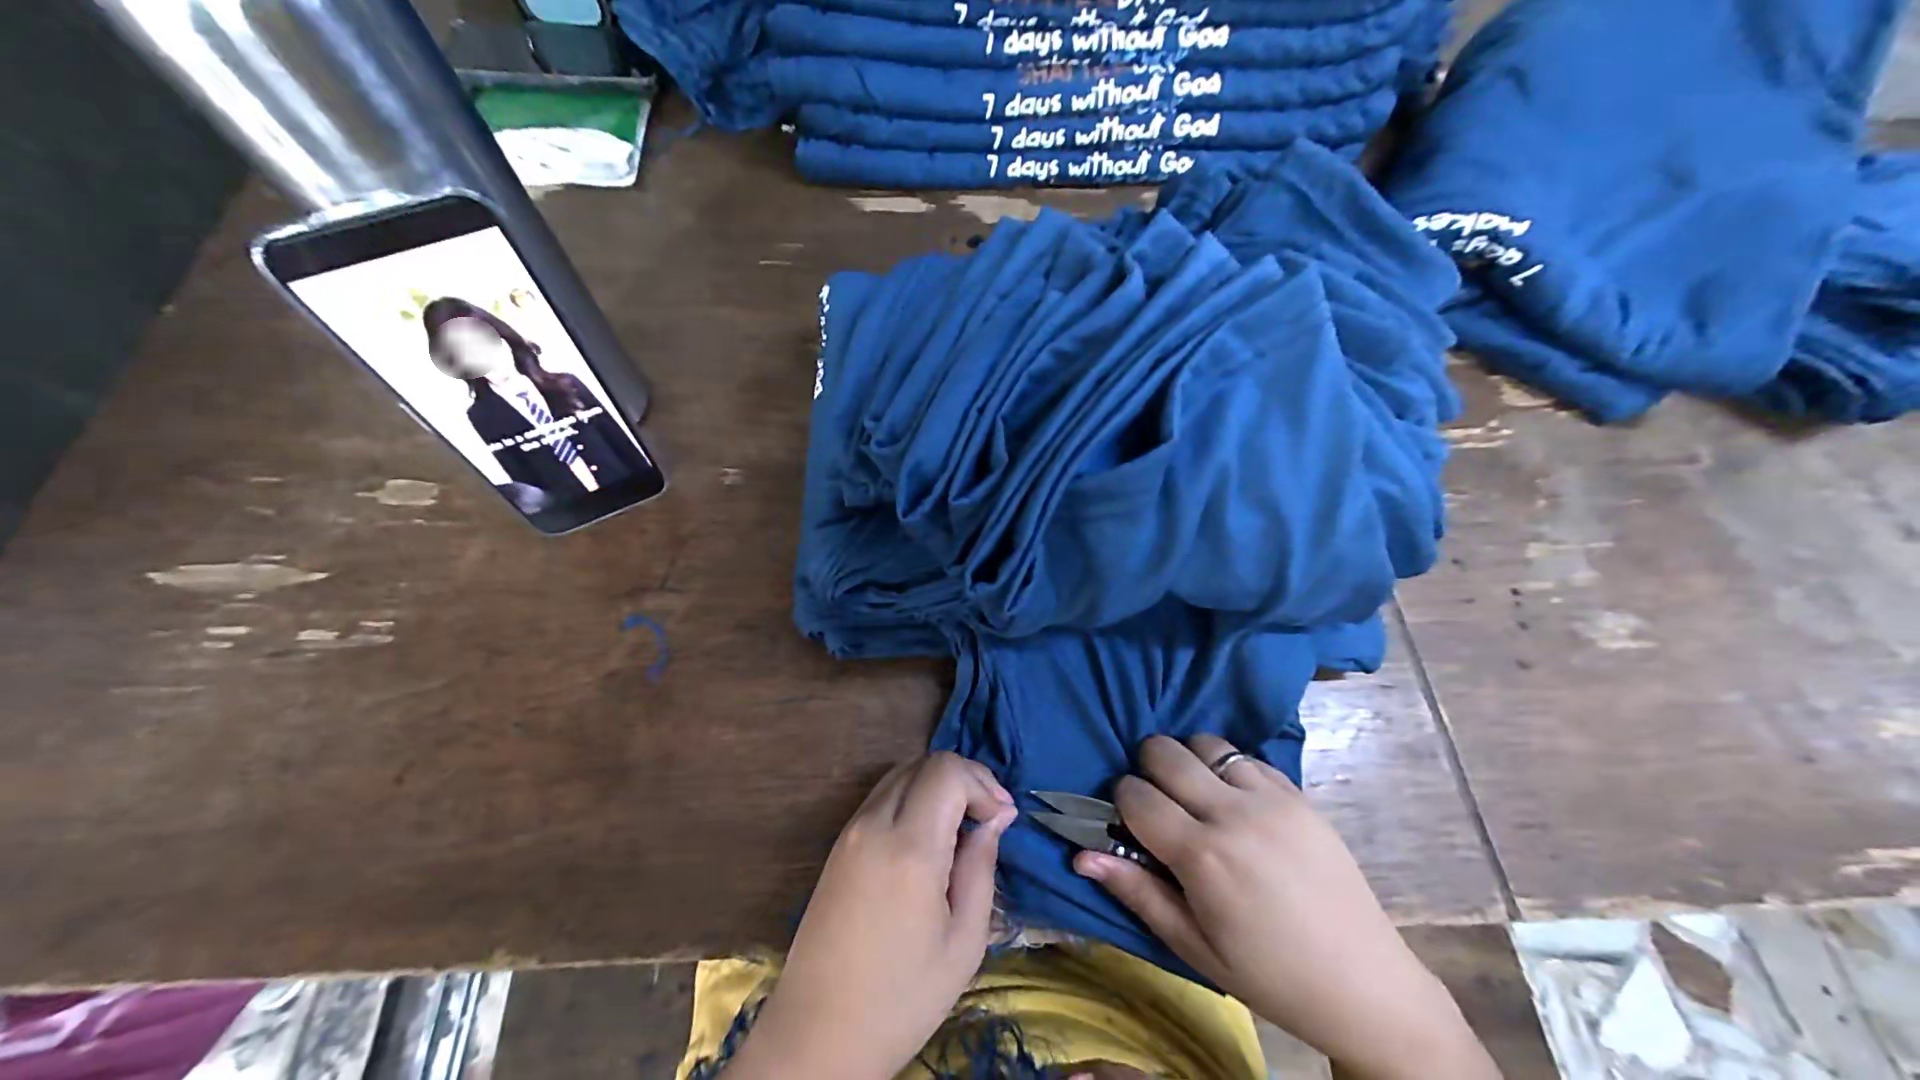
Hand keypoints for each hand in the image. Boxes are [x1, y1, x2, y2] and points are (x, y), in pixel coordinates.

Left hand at [726, 752, 1016, 1079]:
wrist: (818, 1032)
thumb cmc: (902, 997)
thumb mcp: (963, 941)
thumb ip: (981, 866)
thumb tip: (994, 819)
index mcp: (909, 847)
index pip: (947, 771)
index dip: (983, 784)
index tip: (1003, 820)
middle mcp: (873, 824)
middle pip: (924, 764)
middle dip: (966, 779)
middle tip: (991, 817)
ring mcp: (850, 831)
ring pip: (901, 773)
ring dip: (939, 785)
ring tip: (965, 824)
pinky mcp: (838, 845)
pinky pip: (882, 796)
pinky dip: (914, 797)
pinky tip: (931, 834)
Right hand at [1075, 735, 1498, 1079]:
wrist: (1366, 984)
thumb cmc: (1268, 974)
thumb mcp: (1193, 945)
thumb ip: (1136, 891)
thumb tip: (1080, 854)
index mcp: (1202, 856)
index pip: (1135, 794)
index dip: (1121, 803)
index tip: (1130, 824)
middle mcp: (1234, 813)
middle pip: (1164, 751)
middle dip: (1147, 770)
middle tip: (1159, 806)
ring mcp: (1272, 799)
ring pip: (1205, 742)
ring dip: (1189, 762)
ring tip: (1197, 799)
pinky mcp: (1299, 795)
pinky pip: (1247, 757)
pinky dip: (1228, 769)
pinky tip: (1236, 803)